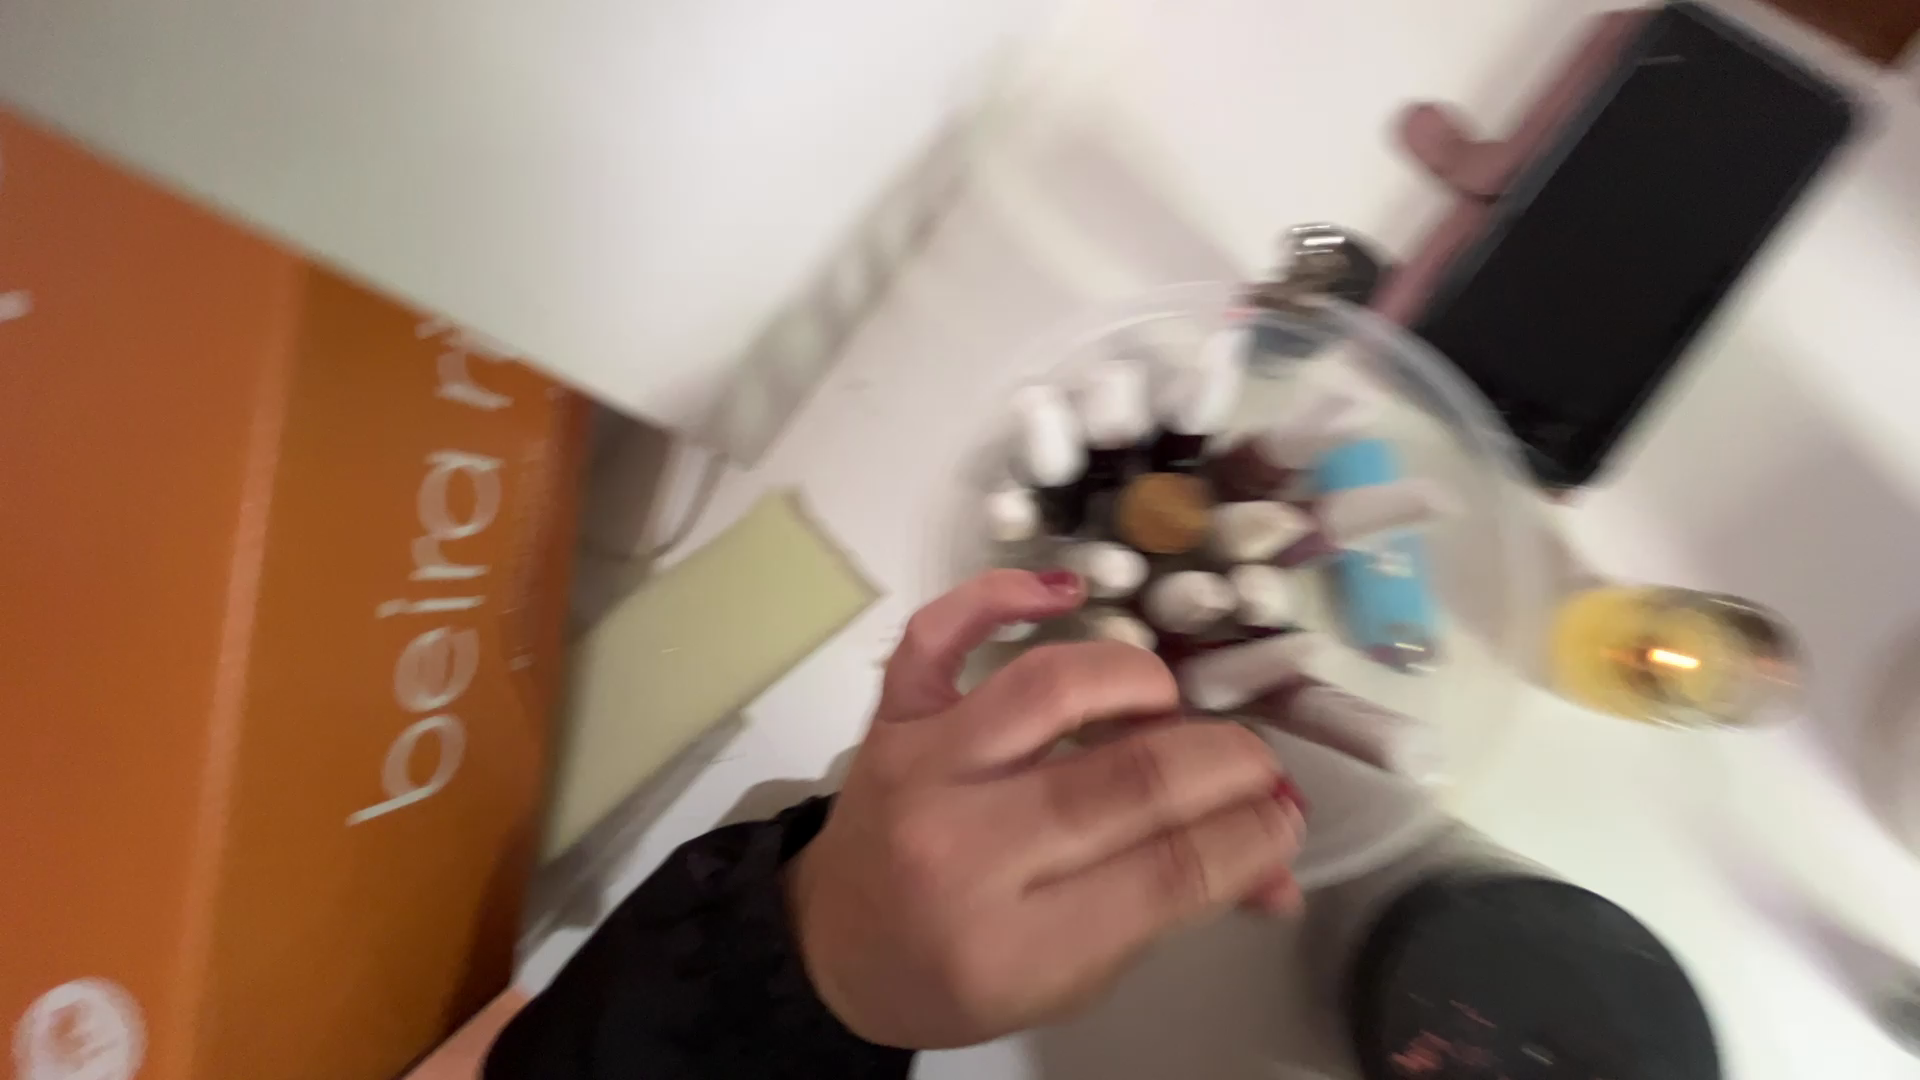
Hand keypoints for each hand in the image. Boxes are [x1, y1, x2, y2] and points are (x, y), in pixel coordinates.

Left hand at [786, 569, 1306, 1049]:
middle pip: (1120, 781)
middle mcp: (964, 845)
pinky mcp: (892, 716)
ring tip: (1169, 699)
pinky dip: (997, 594)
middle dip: (1221, 761)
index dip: (1248, 836)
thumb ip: (1166, 908)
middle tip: (1257, 759)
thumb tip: (1277, 866)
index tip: (1285, 812)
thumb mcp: (1066, 976)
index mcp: (1014, 943)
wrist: (839, 939)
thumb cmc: (956, 969)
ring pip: (1045, 689)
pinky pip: (937, 634)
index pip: (1163, 874)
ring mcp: (920, 765)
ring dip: (1135, 681)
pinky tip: (1062, 592)